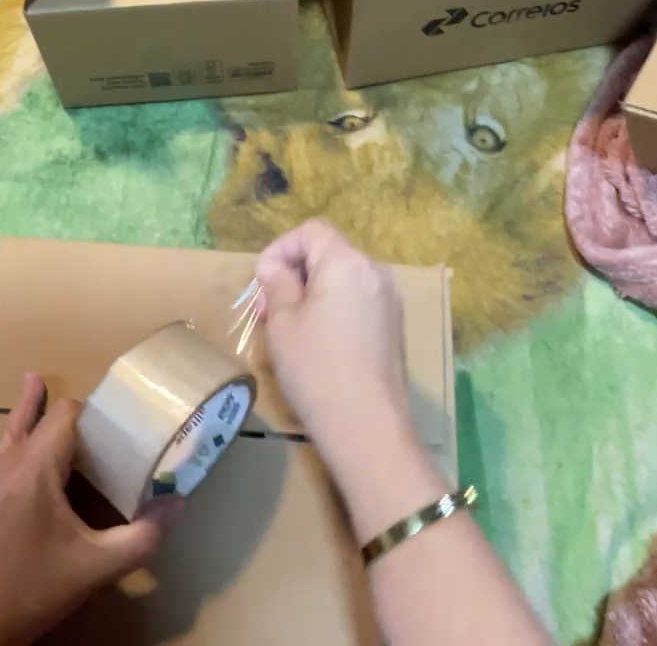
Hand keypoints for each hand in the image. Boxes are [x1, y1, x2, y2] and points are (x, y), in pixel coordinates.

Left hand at [0, 374, 178, 645]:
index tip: (113, 416)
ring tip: (34, 385)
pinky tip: (23, 461)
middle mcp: (1, 465)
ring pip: (10, 434)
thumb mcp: (95, 569)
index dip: (89, 409)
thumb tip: (179, 505)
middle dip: (58, 407)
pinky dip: (15, 446)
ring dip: (30, 418)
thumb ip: (142, 536)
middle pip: (33, 417)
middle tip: (78, 394)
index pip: (64, 413)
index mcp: (32, 470)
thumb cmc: (29, 593)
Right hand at [254, 220, 418, 491]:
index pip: (312, 230)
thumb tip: (273, 267)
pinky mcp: (394, 326)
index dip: (281, 248)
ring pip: (343, 278)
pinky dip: (334, 308)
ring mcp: (389, 299)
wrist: (368, 427)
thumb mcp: (283, 324)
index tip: (262, 281)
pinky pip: (358, 300)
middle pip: (329, 252)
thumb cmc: (317, 369)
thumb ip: (277, 285)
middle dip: (294, 272)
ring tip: (287, 327)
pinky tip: (317, 342)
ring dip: (312, 291)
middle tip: (267, 308)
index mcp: (347, 262)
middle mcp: (374, 271)